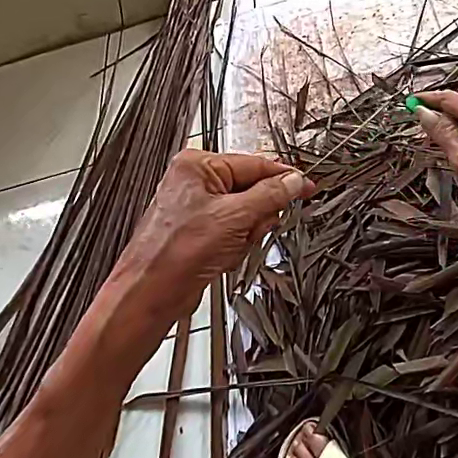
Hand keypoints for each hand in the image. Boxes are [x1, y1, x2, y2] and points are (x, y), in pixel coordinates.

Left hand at [103, 150, 315, 334]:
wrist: (151, 293)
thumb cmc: (175, 253)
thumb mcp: (235, 217)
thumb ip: (270, 195)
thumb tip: (292, 181)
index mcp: (198, 165)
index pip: (255, 164)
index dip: (284, 177)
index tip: (306, 186)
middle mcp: (196, 182)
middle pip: (253, 190)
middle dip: (257, 215)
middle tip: (250, 229)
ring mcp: (198, 207)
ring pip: (247, 214)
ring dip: (247, 234)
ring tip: (230, 246)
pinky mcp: (200, 232)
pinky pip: (235, 231)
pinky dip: (236, 245)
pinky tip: (223, 256)